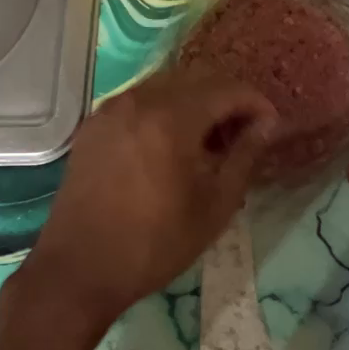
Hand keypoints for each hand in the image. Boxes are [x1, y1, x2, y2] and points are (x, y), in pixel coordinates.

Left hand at [26, 66, 277, 317]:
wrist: (78, 271)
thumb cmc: (154, 243)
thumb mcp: (214, 206)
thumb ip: (244, 156)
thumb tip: (266, 124)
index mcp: (172, 116)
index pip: (227, 88)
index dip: (255, 102)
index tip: (270, 125)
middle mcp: (141, 98)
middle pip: (197, 79)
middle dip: (226, 99)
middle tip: (241, 133)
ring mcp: (112, 107)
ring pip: (167, 85)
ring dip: (195, 102)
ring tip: (206, 141)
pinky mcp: (94, 123)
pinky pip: (140, 100)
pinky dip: (164, 110)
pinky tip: (169, 145)